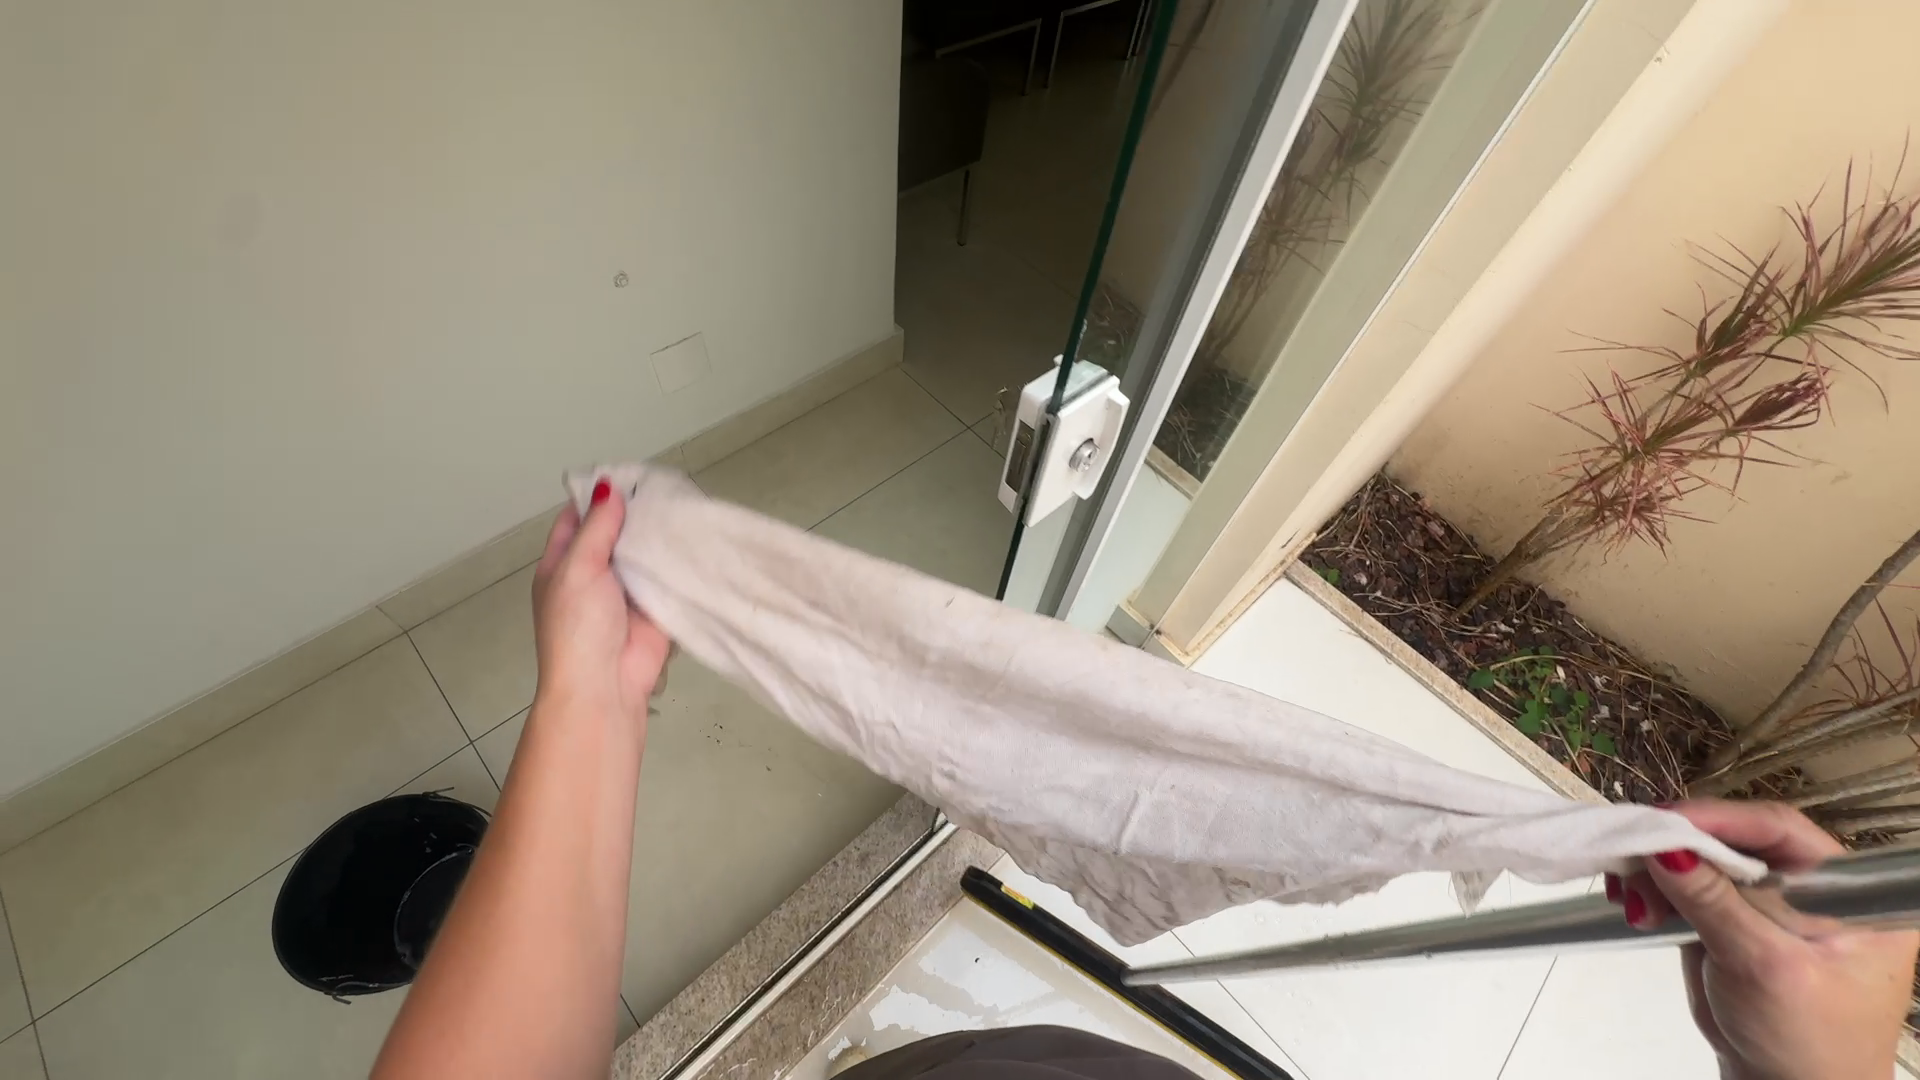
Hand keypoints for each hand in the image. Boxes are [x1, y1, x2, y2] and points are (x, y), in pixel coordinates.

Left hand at [531, 478, 670, 728]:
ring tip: (687, 503)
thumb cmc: (579, 626)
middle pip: (617, 533)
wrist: (607, 682)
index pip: (578, 520)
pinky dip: (681, 559)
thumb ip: (596, 529)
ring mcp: (628, 590)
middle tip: (667, 484)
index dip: (598, 496)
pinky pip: (669, 575)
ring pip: (646, 552)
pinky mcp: (658, 604)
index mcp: (564, 565)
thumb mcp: (578, 570)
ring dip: (661, 534)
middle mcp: (596, 573)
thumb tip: (609, 487)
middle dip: (637, 512)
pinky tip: (699, 536)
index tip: (628, 474)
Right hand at [1607, 799, 1916, 1079]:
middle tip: (1629, 857)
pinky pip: (1681, 879)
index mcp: (1852, 896)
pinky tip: (1635, 905)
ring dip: (1651, 870)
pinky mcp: (1729, 912)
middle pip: (1729, 837)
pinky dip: (1649, 886)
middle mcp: (1811, 888)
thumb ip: (1713, 901)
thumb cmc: (1804, 1036)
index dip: (1718, 818)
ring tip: (1629, 898)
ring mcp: (1768, 900)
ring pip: (1695, 856)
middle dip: (1671, 848)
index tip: (1661, 821)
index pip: (1780, 830)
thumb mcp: (1762, 965)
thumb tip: (1661, 847)